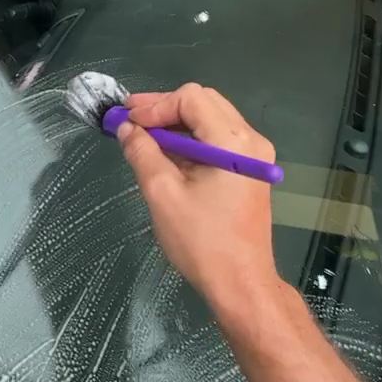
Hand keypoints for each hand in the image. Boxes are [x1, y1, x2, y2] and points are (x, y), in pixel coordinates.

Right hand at [116, 83, 280, 309]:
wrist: (240, 283)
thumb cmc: (201, 240)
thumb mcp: (161, 192)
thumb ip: (142, 152)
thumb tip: (127, 128)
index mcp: (233, 142)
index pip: (191, 98)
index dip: (155, 105)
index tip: (128, 122)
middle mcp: (250, 141)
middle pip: (203, 102)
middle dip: (164, 109)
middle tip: (131, 122)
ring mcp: (254, 157)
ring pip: (209, 120)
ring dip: (175, 124)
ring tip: (142, 137)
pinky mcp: (249, 172)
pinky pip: (216, 140)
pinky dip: (189, 140)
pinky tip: (165, 154)